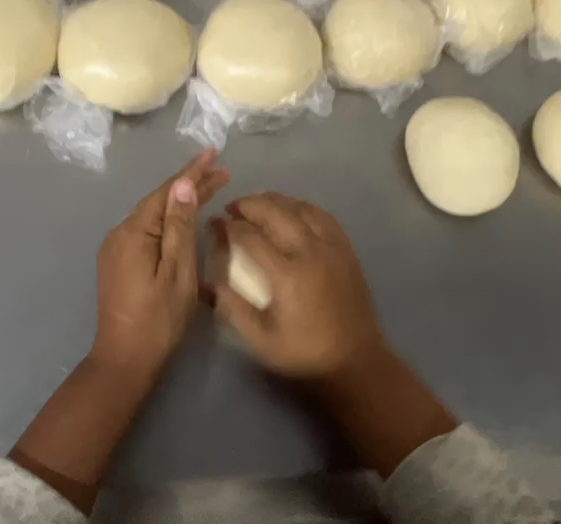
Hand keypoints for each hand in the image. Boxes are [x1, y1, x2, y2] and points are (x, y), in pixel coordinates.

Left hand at [91, 150, 229, 375]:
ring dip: (181, 202)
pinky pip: (148, 229)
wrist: (124, 361)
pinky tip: (185, 218)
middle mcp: (120, 232)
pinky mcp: (119, 262)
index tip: (214, 153)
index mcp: (134, 231)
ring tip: (211, 188)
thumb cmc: (158, 318)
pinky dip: (170, 220)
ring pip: (154, 215)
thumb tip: (182, 184)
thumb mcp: (177, 271)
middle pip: (160, 201)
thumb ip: (180, 226)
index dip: (192, 172)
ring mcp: (117, 248)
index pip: (167, 192)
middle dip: (191, 186)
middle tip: (223, 172)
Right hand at [208, 193, 385, 380]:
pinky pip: (322, 215)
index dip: (228, 227)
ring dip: (276, 200)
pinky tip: (292, 211)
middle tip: (232, 207)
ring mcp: (331, 246)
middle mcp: (309, 251)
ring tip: (257, 204)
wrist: (355, 361)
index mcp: (286, 273)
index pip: (250, 236)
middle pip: (276, 212)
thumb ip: (232, 307)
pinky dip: (302, 207)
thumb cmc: (304, 352)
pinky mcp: (345, 248)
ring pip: (300, 207)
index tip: (214, 224)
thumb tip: (206, 283)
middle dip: (250, 204)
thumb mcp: (260, 339)